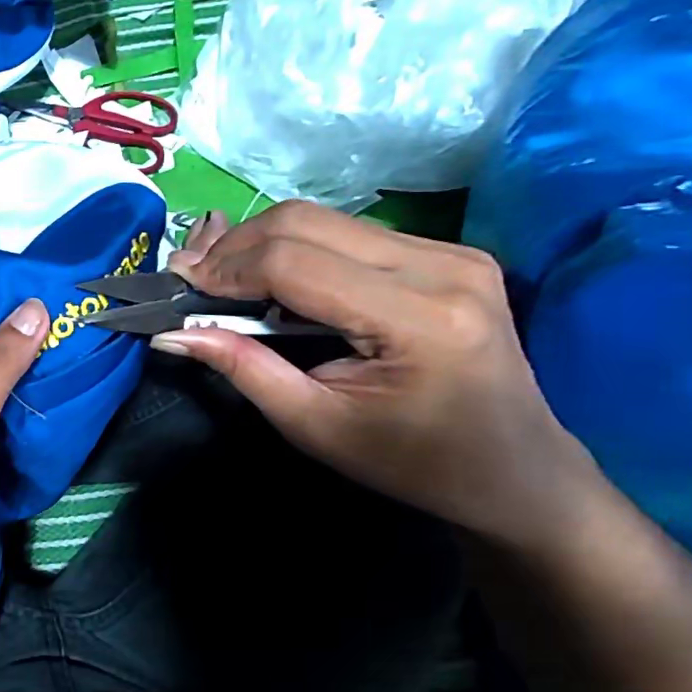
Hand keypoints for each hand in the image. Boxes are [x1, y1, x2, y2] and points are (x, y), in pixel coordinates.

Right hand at [151, 203, 597, 545]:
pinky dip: (291, 246)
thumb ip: (242, 369)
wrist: (522, 474)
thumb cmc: (416, 463)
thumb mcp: (316, 426)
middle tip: (196, 282)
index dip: (227, 270)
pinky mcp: (445, 249)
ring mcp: (450, 251)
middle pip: (302, 222)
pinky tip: (275, 280)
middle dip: (234, 248)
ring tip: (226, 280)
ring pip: (318, 217)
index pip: (294, 264)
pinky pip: (342, 229)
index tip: (183, 290)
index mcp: (422, 321)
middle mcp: (443, 268)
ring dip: (259, 243)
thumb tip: (169, 332)